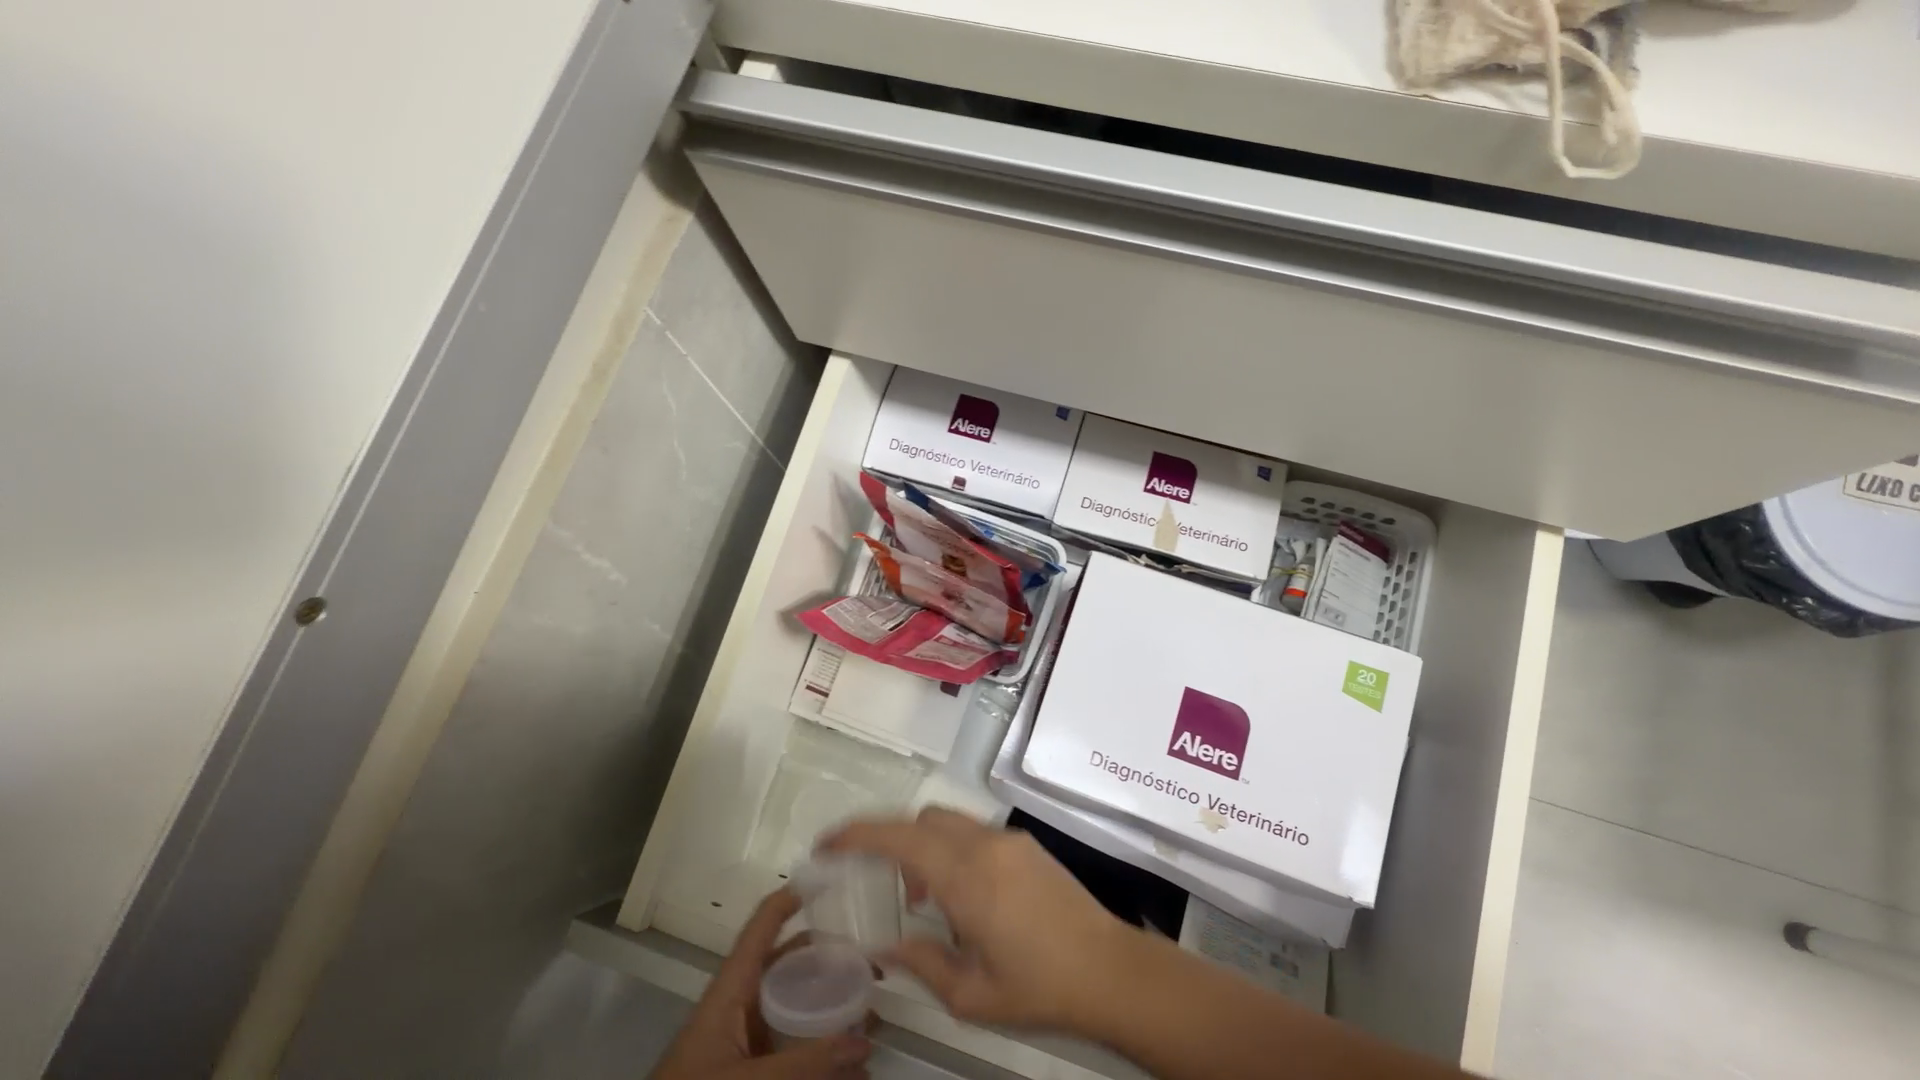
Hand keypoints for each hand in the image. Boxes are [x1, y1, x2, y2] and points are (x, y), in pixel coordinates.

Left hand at [649, 889, 872, 1079]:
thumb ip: (804, 1063)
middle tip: (873, 968)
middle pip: (790, 964)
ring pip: (796, 1006)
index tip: (829, 881)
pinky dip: (822, 1051)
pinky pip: (794, 1046)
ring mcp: (747, 1035)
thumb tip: (865, 1042)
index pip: (761, 927)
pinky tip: (853, 1069)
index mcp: (731, 988)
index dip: (790, 899)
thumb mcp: (748, 1078)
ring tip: (872, 1017)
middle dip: (831, 960)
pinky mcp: (753, 1063)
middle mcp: (742, 1002)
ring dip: (832, 1007)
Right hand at [821, 807, 1138, 1033]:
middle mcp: (985, 845)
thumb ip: (920, 963)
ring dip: (925, 848)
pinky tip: (965, 898)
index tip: (827, 845)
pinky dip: (953, 851)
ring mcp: (1010, 841)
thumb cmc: (1039, 987)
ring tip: (927, 901)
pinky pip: (976, 833)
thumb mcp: (970, 995)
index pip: (898, 838)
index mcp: (965, 878)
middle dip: (892, 842)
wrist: (1111, 971)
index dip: (857, 835)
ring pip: (949, 823)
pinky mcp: (1029, 846)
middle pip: (921, 820)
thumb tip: (884, 949)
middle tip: (886, 888)